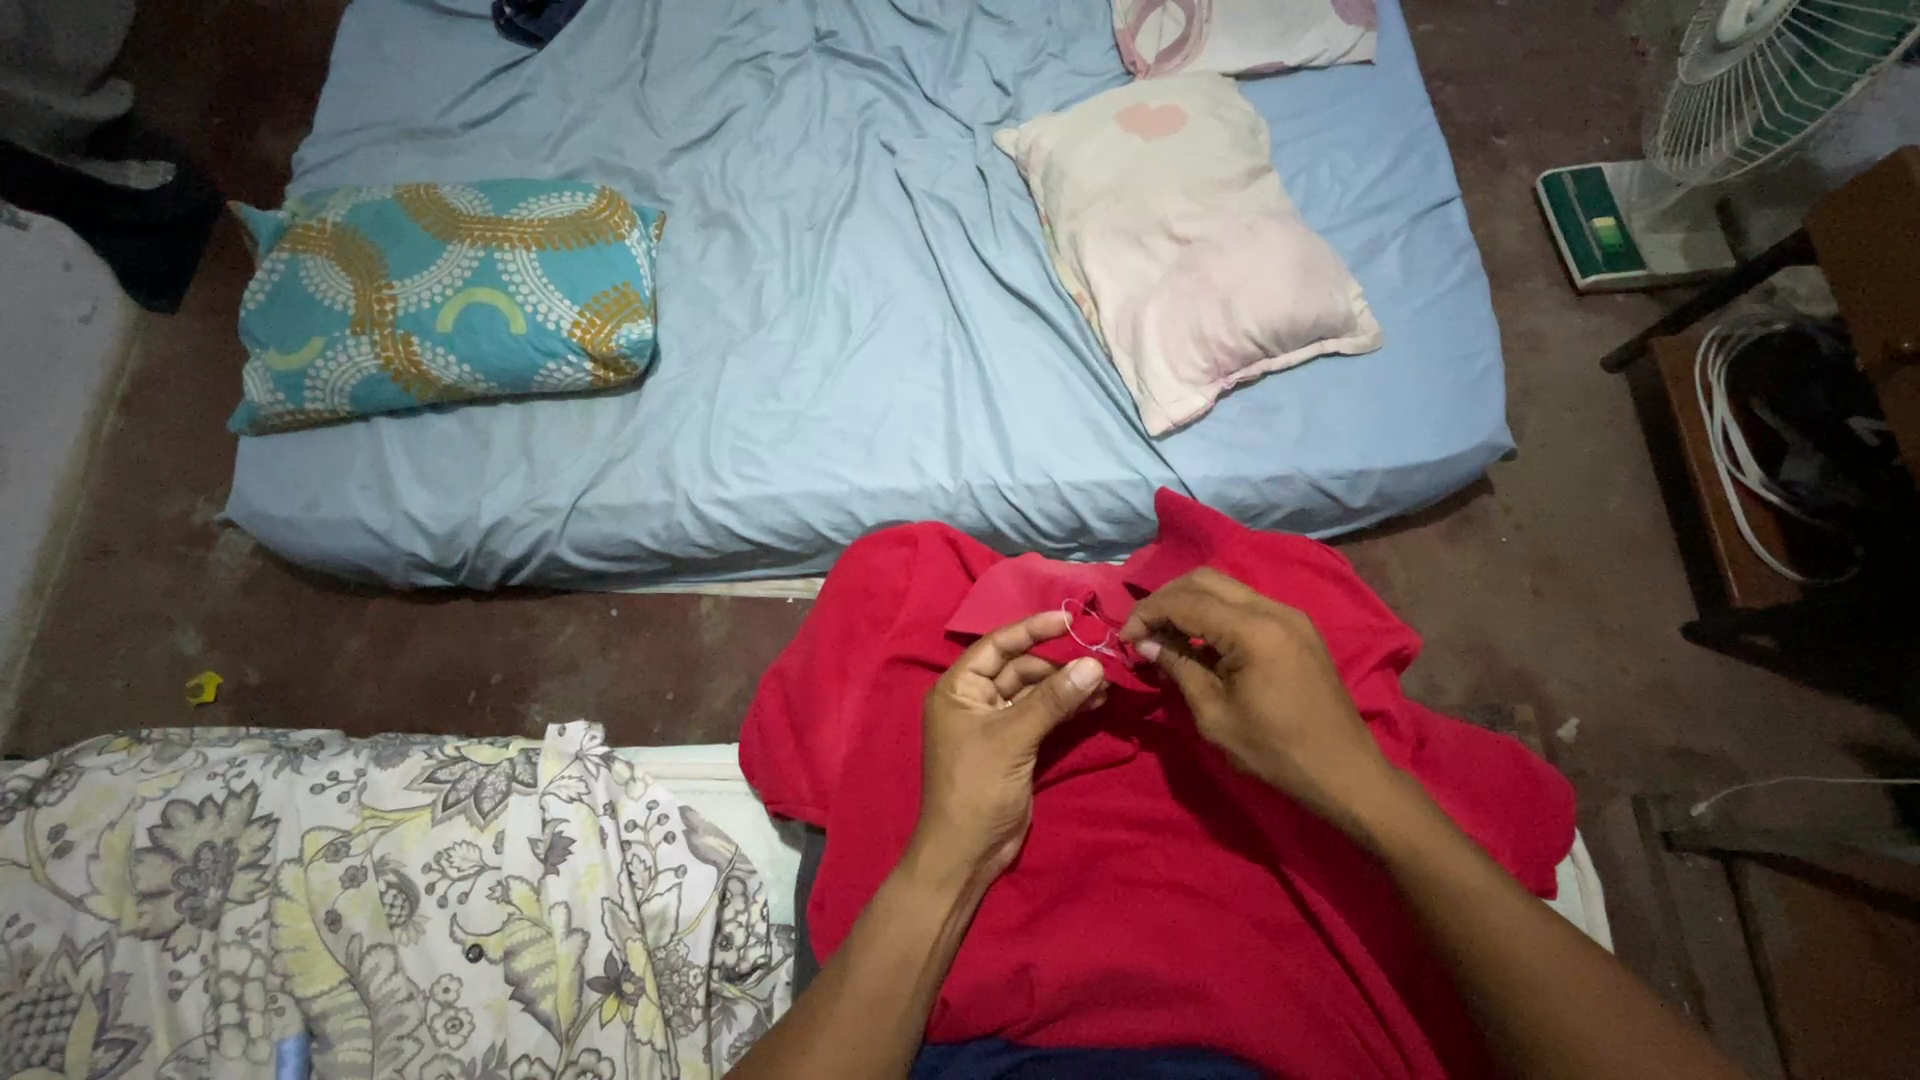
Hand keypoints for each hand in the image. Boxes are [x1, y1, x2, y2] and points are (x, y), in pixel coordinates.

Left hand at [909, 610, 1106, 889]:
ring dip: (1066, 688)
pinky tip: (1095, 703)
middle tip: (1098, 665)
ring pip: (1035, 694)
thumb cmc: (975, 788)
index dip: (1031, 630)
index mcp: (957, 689)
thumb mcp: (1012, 739)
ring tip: (1104, 685)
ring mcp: (995, 724)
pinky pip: (1042, 717)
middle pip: (1020, 669)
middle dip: (1057, 666)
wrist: (966, 853)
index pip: (997, 646)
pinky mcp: (1014, 746)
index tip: (1068, 620)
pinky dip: (1065, 710)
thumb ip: (1052, 700)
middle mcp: (974, 700)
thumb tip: (1093, 665)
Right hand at [1121, 568, 1396, 836]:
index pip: (1185, 601)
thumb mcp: (1213, 715)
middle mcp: (1274, 609)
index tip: (1124, 638)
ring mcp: (1290, 615)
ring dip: (1189, 602)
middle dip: (1165, 599)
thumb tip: (1144, 642)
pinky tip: (1199, 641)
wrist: (1344, 772)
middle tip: (1142, 630)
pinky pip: (1245, 603)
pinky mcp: (1297, 627)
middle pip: (1204, 579)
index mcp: (1254, 631)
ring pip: (1225, 586)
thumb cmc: (1274, 751)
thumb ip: (1178, 667)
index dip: (1147, 613)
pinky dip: (1214, 612)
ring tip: (1165, 634)